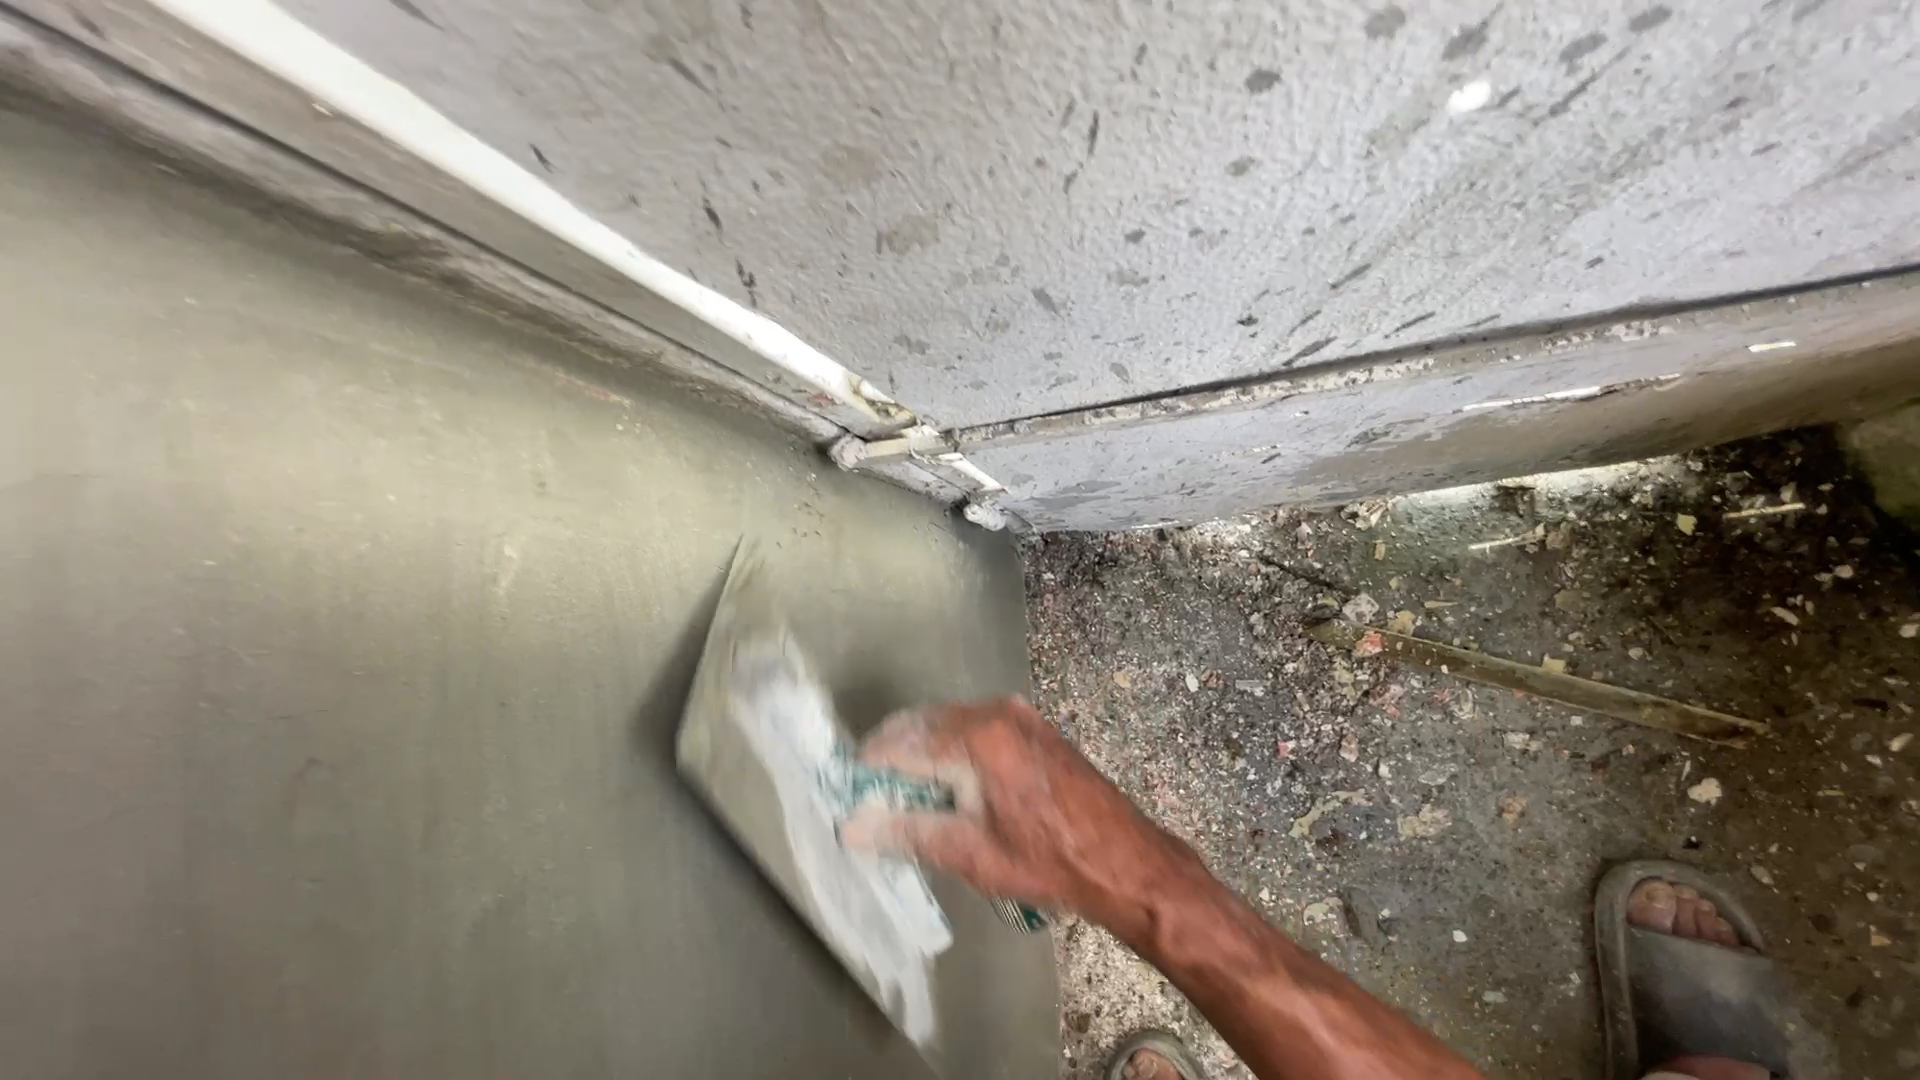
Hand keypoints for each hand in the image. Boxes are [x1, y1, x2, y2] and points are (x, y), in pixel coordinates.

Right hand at [839, 697, 1199, 933]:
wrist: (1123, 857)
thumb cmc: (1046, 861)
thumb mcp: (971, 853)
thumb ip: (907, 832)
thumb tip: (851, 827)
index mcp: (978, 738)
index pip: (902, 743)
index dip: (868, 767)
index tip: (846, 790)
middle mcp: (995, 712)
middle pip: (923, 723)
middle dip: (890, 753)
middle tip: (868, 792)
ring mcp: (1017, 713)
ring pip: (948, 720)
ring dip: (919, 747)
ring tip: (901, 790)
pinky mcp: (1031, 723)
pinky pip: (973, 723)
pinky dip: (949, 744)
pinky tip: (945, 778)